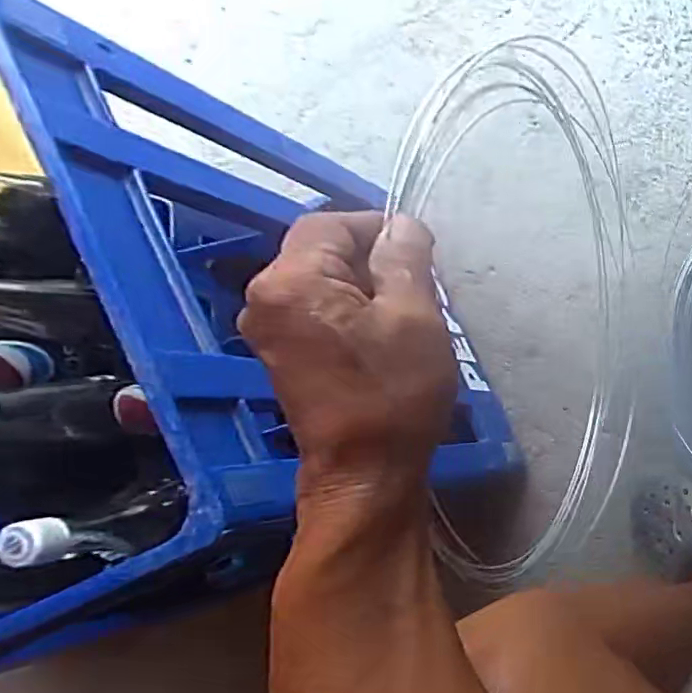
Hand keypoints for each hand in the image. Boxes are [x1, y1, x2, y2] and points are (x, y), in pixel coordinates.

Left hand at [240, 212, 454, 502]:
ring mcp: (272, 330)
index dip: (377, 226)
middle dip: (376, 260)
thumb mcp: (415, 317)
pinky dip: (356, 311)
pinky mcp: (287, 355)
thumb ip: (406, 260)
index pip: (329, 224)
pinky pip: (322, 311)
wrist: (367, 469)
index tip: (422, 249)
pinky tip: (389, 337)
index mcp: (291, 282)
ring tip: (413, 316)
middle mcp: (266, 299)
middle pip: (323, 252)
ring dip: (371, 288)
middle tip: (425, 289)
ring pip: (326, 283)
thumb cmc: (395, 391)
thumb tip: (403, 225)